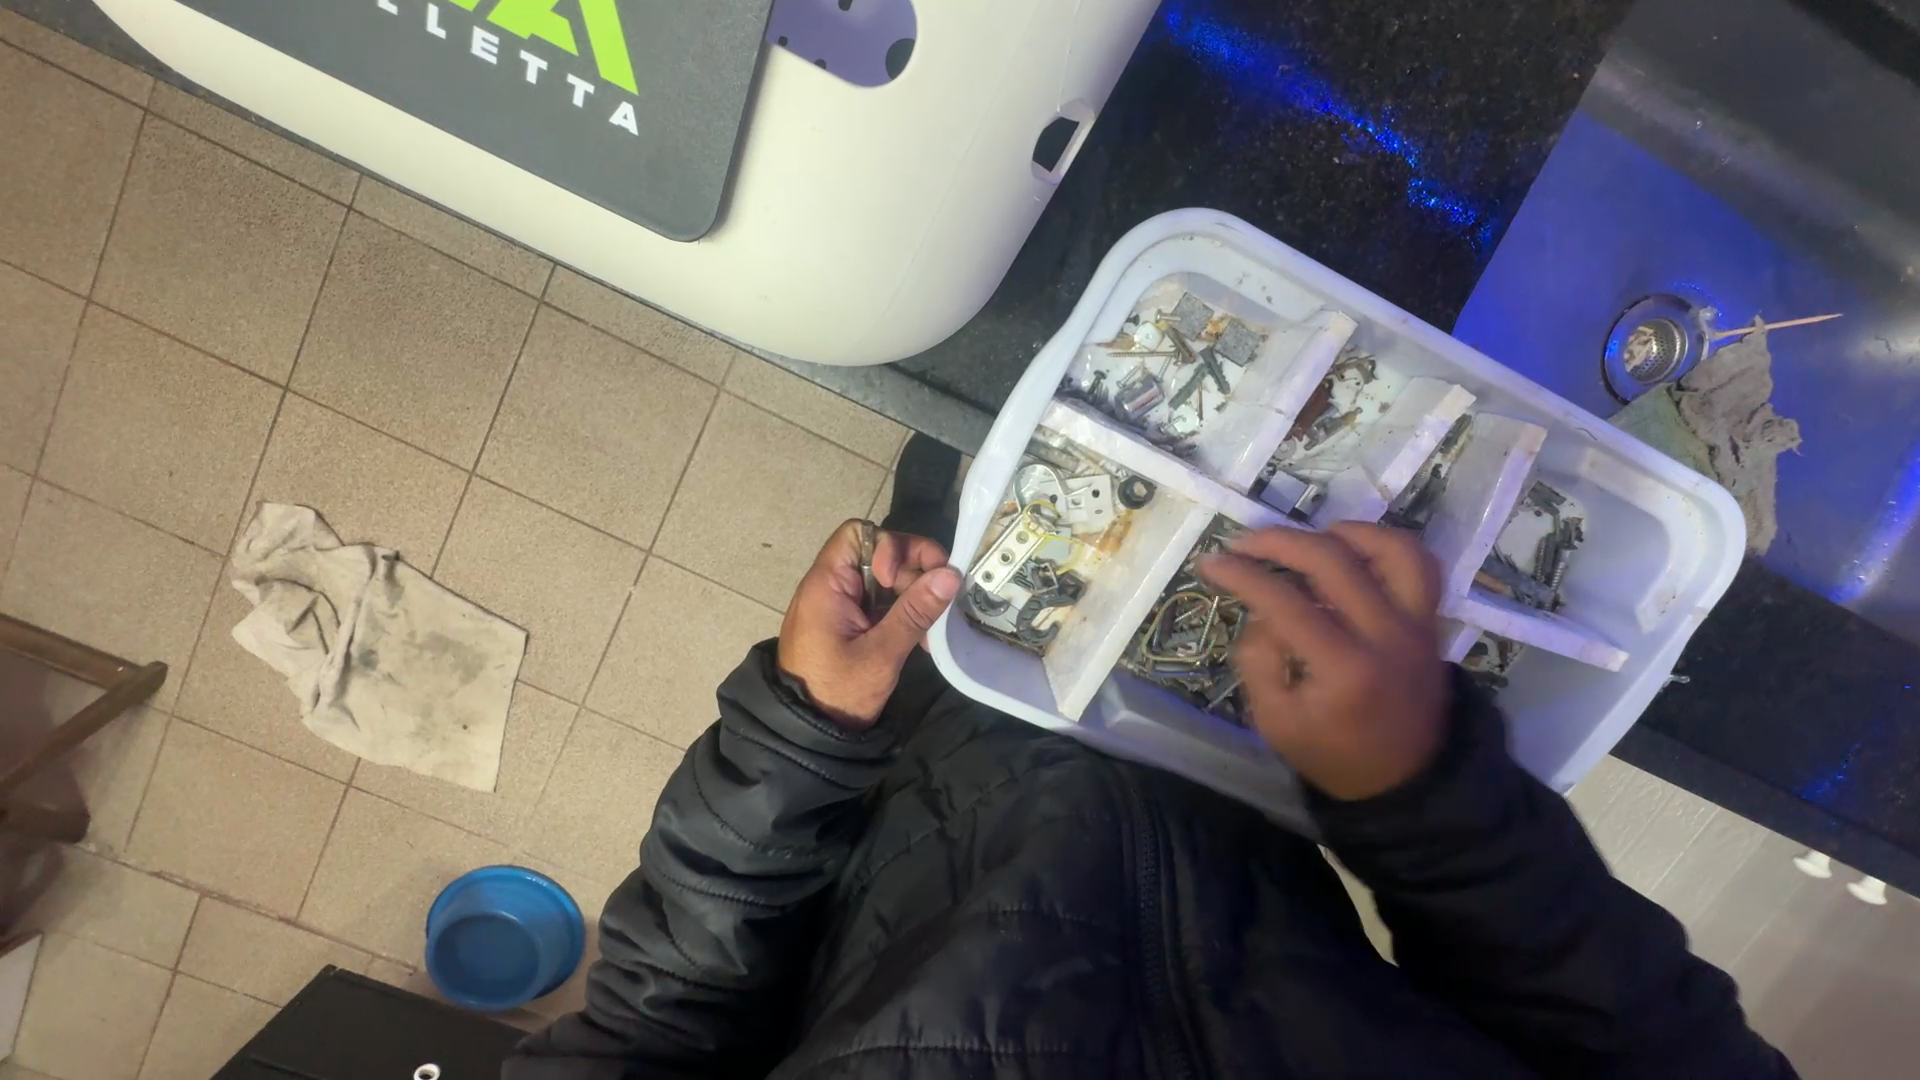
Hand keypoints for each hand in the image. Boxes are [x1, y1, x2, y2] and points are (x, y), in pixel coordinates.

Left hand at [778, 520, 961, 728]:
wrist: (804, 735)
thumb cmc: (836, 692)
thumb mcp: (881, 653)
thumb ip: (915, 611)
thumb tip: (951, 574)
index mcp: (827, 584)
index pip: (859, 534)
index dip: (889, 546)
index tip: (904, 578)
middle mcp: (832, 586)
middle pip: (877, 553)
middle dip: (911, 573)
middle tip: (935, 601)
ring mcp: (840, 605)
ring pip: (884, 580)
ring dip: (911, 597)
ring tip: (930, 629)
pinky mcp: (849, 624)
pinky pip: (880, 604)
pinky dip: (902, 614)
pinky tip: (921, 639)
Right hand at [1198, 522, 1447, 800]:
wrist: (1406, 783)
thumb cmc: (1331, 754)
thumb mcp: (1273, 719)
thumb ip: (1259, 658)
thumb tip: (1263, 608)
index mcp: (1344, 669)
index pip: (1285, 601)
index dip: (1241, 575)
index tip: (1210, 563)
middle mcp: (1387, 636)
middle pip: (1332, 560)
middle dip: (1277, 542)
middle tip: (1242, 543)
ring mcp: (1417, 625)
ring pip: (1390, 549)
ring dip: (1340, 533)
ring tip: (1304, 540)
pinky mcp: (1430, 622)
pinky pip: (1418, 565)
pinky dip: (1382, 545)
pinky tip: (1347, 550)